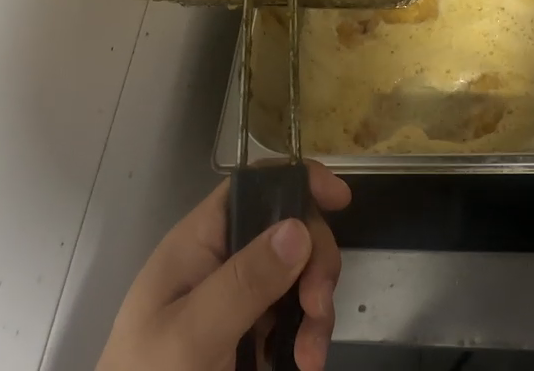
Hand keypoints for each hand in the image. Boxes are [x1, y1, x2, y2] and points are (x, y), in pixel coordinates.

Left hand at [97, 163, 352, 370]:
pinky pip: (295, 315)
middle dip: (316, 263)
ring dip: (317, 309)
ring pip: (300, 275)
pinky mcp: (251, 332)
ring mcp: (239, 297)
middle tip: (318, 306)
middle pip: (290, 231)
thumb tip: (298, 228)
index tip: (340, 199)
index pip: (254, 186)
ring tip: (311, 356)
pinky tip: (305, 363)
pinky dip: (309, 335)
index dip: (298, 181)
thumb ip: (243, 282)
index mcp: (200, 242)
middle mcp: (223, 260)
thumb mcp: (192, 333)